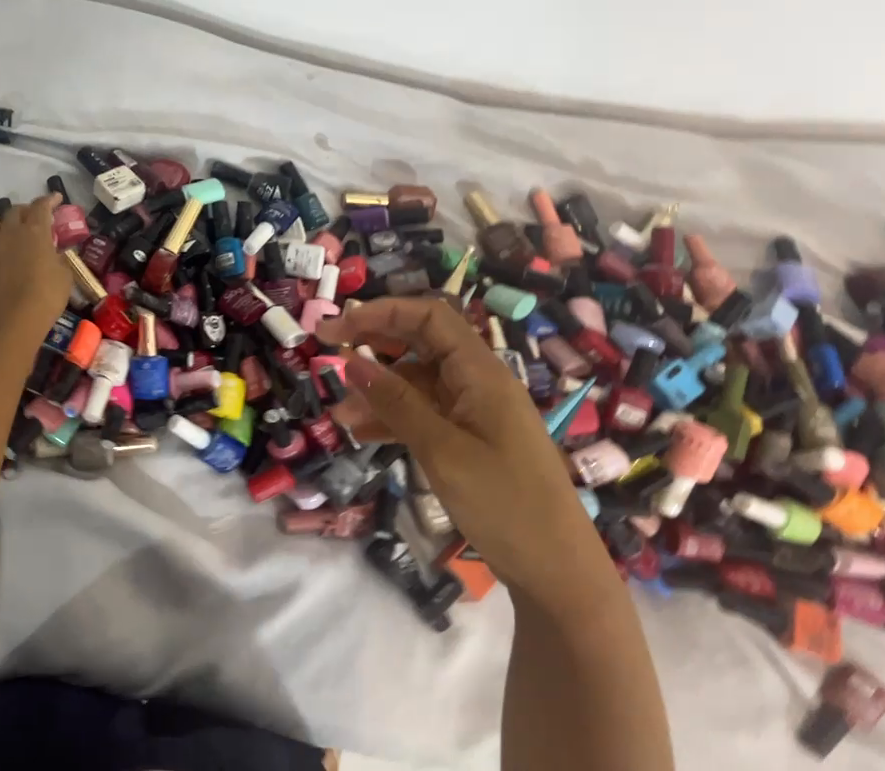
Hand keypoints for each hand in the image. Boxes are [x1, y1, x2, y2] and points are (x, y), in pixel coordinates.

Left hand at [0, 195, 71, 339]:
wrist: (13, 319)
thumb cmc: (46, 295)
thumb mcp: (65, 275)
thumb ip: (59, 258)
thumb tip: (55, 253)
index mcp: (34, 231)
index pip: (41, 206)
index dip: (49, 200)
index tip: (56, 198)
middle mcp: (10, 232)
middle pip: (15, 211)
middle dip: (26, 211)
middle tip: (34, 218)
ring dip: (3, 225)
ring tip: (10, 234)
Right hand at [315, 298, 613, 609]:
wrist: (558, 572)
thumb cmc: (506, 505)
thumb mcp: (442, 451)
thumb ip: (396, 403)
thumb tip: (351, 361)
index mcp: (482, 373)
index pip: (429, 317)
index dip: (380, 312)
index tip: (335, 328)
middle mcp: (479, 384)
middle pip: (420, 344)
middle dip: (373, 345)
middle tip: (326, 355)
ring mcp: (476, 413)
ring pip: (417, 383)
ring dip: (377, 391)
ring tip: (338, 416)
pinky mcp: (472, 441)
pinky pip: (425, 414)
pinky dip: (393, 419)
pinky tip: (363, 434)